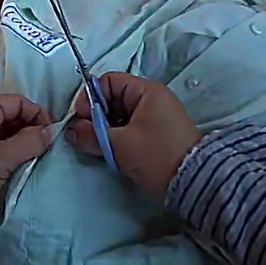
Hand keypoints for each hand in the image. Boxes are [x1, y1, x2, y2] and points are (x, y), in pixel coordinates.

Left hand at [0, 95, 55, 200]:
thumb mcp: (4, 157)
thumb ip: (31, 142)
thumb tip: (50, 133)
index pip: (17, 101)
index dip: (37, 114)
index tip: (50, 133)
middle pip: (8, 112)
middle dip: (28, 127)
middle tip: (41, 145)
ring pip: (0, 126)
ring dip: (17, 138)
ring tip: (29, 155)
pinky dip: (4, 145)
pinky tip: (12, 159)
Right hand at [66, 73, 200, 200]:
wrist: (195, 182)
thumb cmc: (156, 155)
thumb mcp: (119, 145)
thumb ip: (91, 135)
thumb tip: (71, 129)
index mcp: (146, 91)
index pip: (108, 82)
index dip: (90, 98)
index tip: (81, 120)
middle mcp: (153, 98)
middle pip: (113, 98)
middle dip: (96, 117)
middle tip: (87, 138)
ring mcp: (157, 117)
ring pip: (120, 116)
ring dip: (106, 130)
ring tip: (99, 148)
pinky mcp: (158, 134)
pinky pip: (131, 128)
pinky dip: (119, 138)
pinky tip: (113, 153)